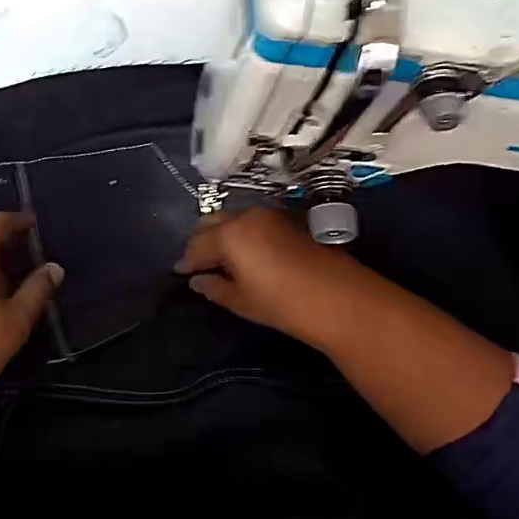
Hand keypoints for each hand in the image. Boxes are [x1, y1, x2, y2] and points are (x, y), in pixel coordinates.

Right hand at [174, 206, 392, 350]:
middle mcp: (246, 217)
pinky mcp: (288, 220)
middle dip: (200, 242)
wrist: (340, 298)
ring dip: (221, 234)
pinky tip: (245, 253)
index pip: (196, 246)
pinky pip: (253, 222)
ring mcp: (270, 215)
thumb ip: (214, 287)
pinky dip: (241, 233)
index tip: (179, 273)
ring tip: (220, 259)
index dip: (186, 262)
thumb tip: (197, 280)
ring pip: (233, 219)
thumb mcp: (241, 301)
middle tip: (197, 264)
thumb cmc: (283, 304)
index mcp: (229, 235)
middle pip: (211, 223)